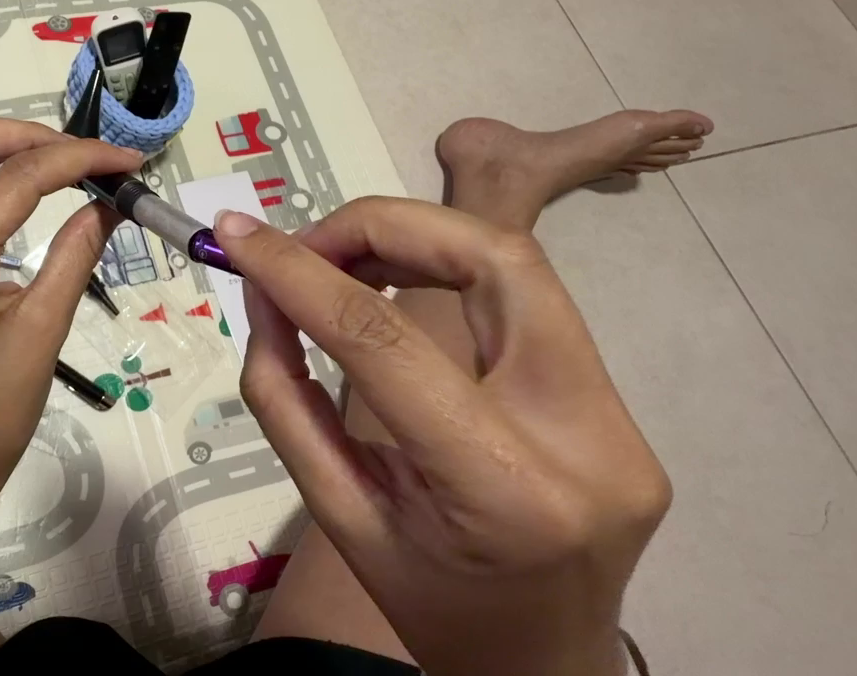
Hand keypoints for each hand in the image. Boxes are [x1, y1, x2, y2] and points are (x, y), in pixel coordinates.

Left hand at [0, 120, 140, 522]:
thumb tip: (110, 202)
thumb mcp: (45, 329)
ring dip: (0, 149)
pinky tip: (26, 189)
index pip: (15, 179)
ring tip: (60, 161)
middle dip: (22, 133)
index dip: (76, 158)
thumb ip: (77, 253)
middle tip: (78, 151)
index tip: (125, 161)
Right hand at [213, 199, 669, 675]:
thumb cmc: (428, 604)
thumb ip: (286, 397)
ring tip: (342, 258)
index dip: (300, 272)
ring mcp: (619, 417)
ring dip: (415, 235)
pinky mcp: (619, 404)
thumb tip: (263, 294)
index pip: (386, 340)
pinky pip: (524, 298)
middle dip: (381, 225)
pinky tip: (395, 283)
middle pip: (492, 259)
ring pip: (516, 262)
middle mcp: (585, 437)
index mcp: (502, 489)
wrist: (545, 666)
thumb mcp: (335, 513)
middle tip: (307, 245)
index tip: (237, 235)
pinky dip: (446, 265)